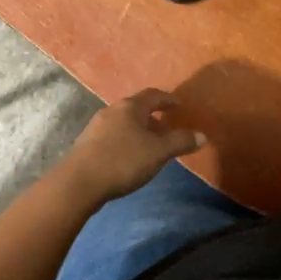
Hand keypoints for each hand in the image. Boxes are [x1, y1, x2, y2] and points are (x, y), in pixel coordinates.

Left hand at [63, 89, 204, 201]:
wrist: (77, 184)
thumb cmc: (122, 161)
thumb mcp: (158, 152)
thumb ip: (180, 142)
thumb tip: (202, 135)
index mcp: (130, 107)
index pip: (153, 95)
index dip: (168, 99)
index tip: (179, 106)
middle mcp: (111, 111)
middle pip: (136, 108)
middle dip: (153, 117)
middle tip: (167, 128)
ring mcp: (96, 128)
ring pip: (123, 123)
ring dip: (138, 130)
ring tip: (150, 145)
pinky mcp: (86, 145)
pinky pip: (112, 136)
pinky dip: (126, 141)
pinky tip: (130, 157)